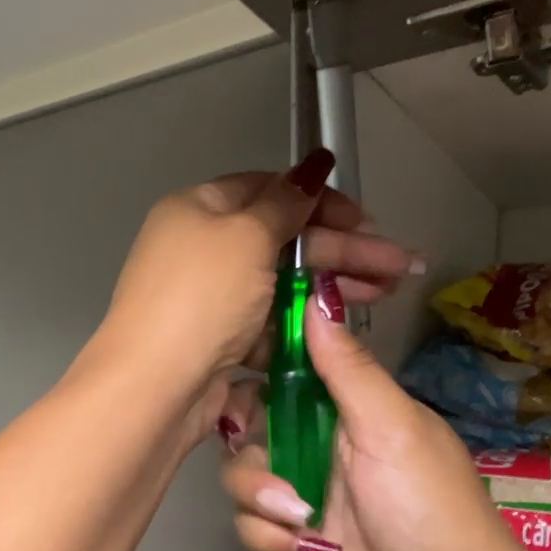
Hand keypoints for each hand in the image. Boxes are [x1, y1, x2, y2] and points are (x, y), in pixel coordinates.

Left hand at [98, 150, 421, 387]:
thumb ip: (286, 203)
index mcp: (198, 210)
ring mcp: (209, 298)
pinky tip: (337, 328)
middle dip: (342, 249)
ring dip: (329, 285)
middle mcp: (201, 249)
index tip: (365, 221)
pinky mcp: (218, 340)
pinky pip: (267, 322)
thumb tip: (315, 163)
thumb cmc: (199, 300)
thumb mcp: (246, 238)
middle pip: (282, 240)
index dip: (319, 201)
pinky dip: (299, 322)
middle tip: (397, 265)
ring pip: (279, 283)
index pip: (268, 191)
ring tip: (383, 293)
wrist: (153, 387)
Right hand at [218, 275, 534, 550]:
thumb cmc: (426, 504)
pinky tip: (304, 550)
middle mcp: (319, 442)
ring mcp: (303, 491)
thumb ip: (347, 368)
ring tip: (299, 518)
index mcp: (347, 407)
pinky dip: (269, 537)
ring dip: (259, 496)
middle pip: (248, 424)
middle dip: (246, 445)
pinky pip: (251, 523)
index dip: (254, 368)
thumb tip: (317, 294)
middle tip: (256, 456)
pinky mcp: (291, 537)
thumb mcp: (391, 427)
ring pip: (242, 475)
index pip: (286, 370)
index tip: (230, 371)